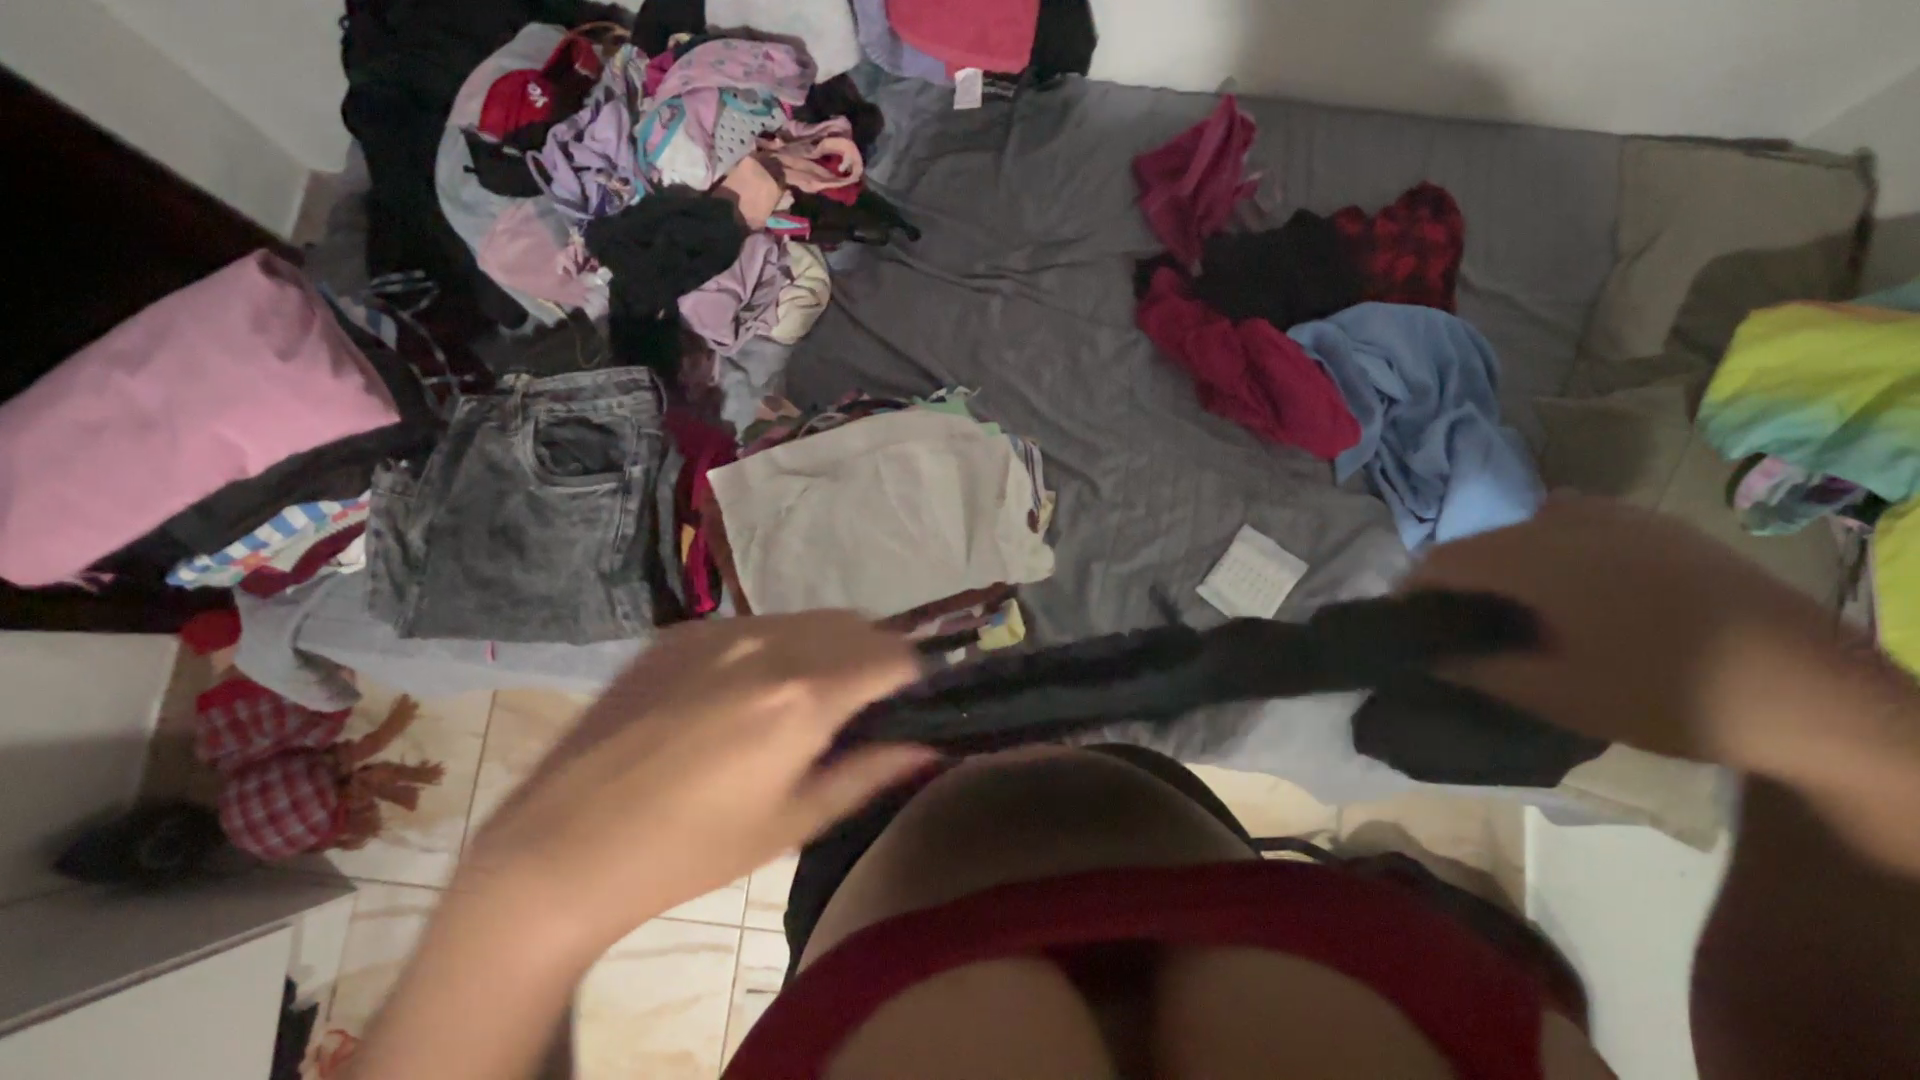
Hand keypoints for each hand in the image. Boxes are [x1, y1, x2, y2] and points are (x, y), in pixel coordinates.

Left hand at [456, 612, 938, 958]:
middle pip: (856, 625)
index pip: (894, 655)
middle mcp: (767, 644)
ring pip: (805, 619)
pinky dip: (774, 646)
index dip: (917, 677)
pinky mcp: (674, 634)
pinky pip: (751, 624)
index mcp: (804, 695)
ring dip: (828, 647)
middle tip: (867, 706)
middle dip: (877, 656)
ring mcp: (715, 631)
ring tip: (806, 699)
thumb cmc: (690, 851)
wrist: (562, 847)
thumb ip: (870, 773)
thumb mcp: (792, 823)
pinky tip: (743, 695)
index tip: (914, 705)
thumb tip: (929, 746)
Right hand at [1405, 495, 1902, 764]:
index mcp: (1535, 554)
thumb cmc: (1664, 695)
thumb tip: (1424, 656)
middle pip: (1482, 542)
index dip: (1412, 595)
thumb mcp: (1555, 695)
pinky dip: (1553, 555)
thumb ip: (1475, 669)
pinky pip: (1577, 528)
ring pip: (1528, 531)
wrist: (1812, 691)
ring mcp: (1620, 516)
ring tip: (1518, 618)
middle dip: (1459, 583)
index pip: (1441, 560)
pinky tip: (1576, 598)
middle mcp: (1568, 518)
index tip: (1406, 633)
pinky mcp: (1659, 527)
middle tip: (1462, 634)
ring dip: (1506, 568)